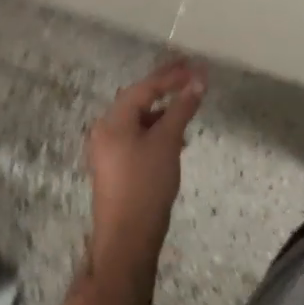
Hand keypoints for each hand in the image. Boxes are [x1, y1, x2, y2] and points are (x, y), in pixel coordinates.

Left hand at [84, 59, 206, 253]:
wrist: (127, 237)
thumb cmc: (146, 183)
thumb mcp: (167, 141)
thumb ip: (182, 108)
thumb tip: (198, 81)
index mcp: (113, 121)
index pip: (145, 88)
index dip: (172, 76)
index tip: (196, 66)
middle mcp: (105, 131)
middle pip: (138, 99)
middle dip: (165, 86)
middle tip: (191, 73)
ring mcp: (108, 150)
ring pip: (139, 118)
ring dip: (163, 109)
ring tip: (188, 104)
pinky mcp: (116, 166)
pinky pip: (138, 135)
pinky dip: (157, 128)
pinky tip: (176, 136)